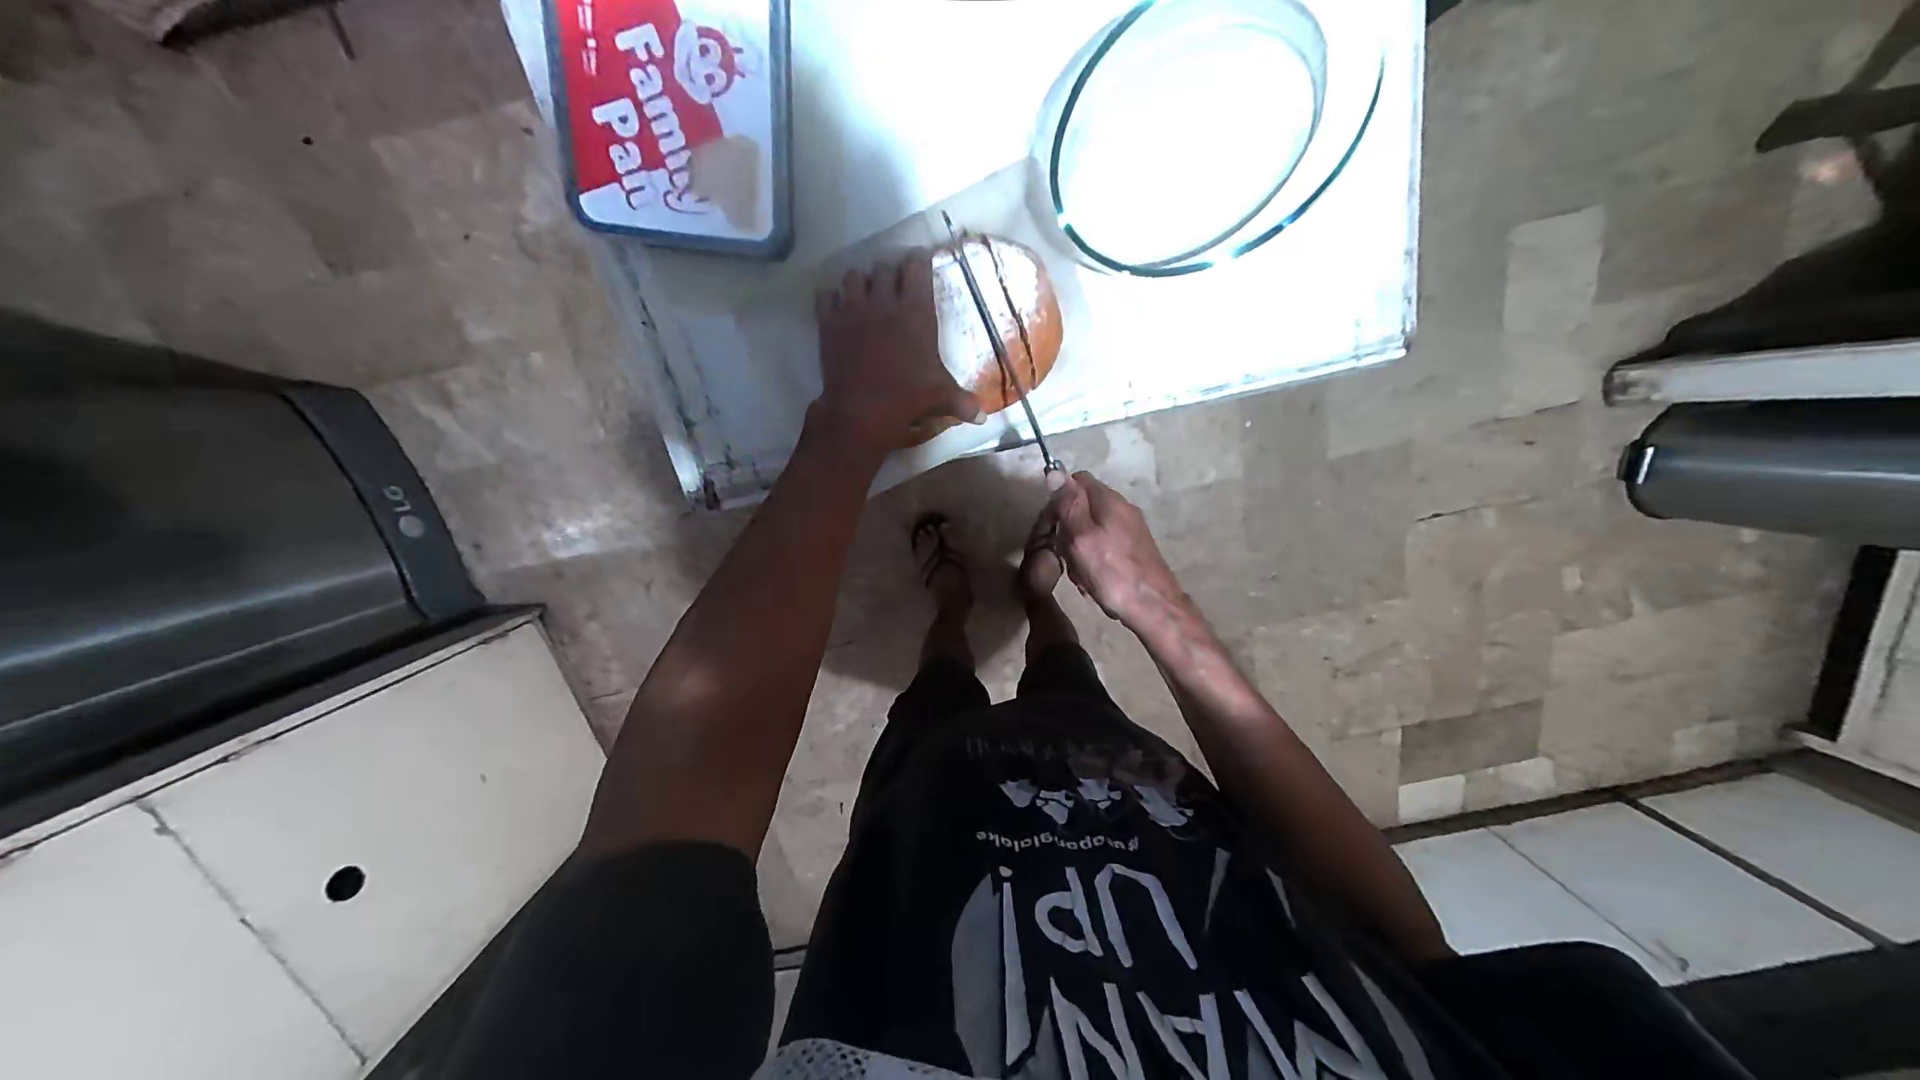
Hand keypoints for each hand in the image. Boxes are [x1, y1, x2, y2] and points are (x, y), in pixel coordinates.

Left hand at [813, 250, 982, 451]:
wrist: (863, 410)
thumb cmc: (908, 397)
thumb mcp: (941, 396)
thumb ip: (962, 401)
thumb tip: (982, 418)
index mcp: (916, 310)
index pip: (916, 266)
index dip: (917, 261)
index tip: (918, 263)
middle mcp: (884, 301)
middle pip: (884, 267)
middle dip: (888, 273)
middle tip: (892, 286)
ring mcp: (853, 309)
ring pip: (853, 276)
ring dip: (860, 282)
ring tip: (864, 295)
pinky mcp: (829, 322)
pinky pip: (825, 295)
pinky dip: (831, 298)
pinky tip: (837, 308)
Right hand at [1041, 471, 1193, 632]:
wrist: (1153, 607)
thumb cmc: (1112, 573)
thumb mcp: (1081, 536)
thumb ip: (1068, 503)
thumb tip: (1055, 469)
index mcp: (1109, 500)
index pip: (1076, 480)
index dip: (1057, 498)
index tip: (1048, 525)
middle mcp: (1122, 508)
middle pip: (1083, 505)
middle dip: (1066, 527)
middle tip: (1061, 552)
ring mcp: (1131, 529)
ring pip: (1091, 527)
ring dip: (1077, 547)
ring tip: (1077, 571)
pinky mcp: (1134, 548)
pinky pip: (1103, 544)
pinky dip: (1092, 558)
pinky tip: (1091, 578)